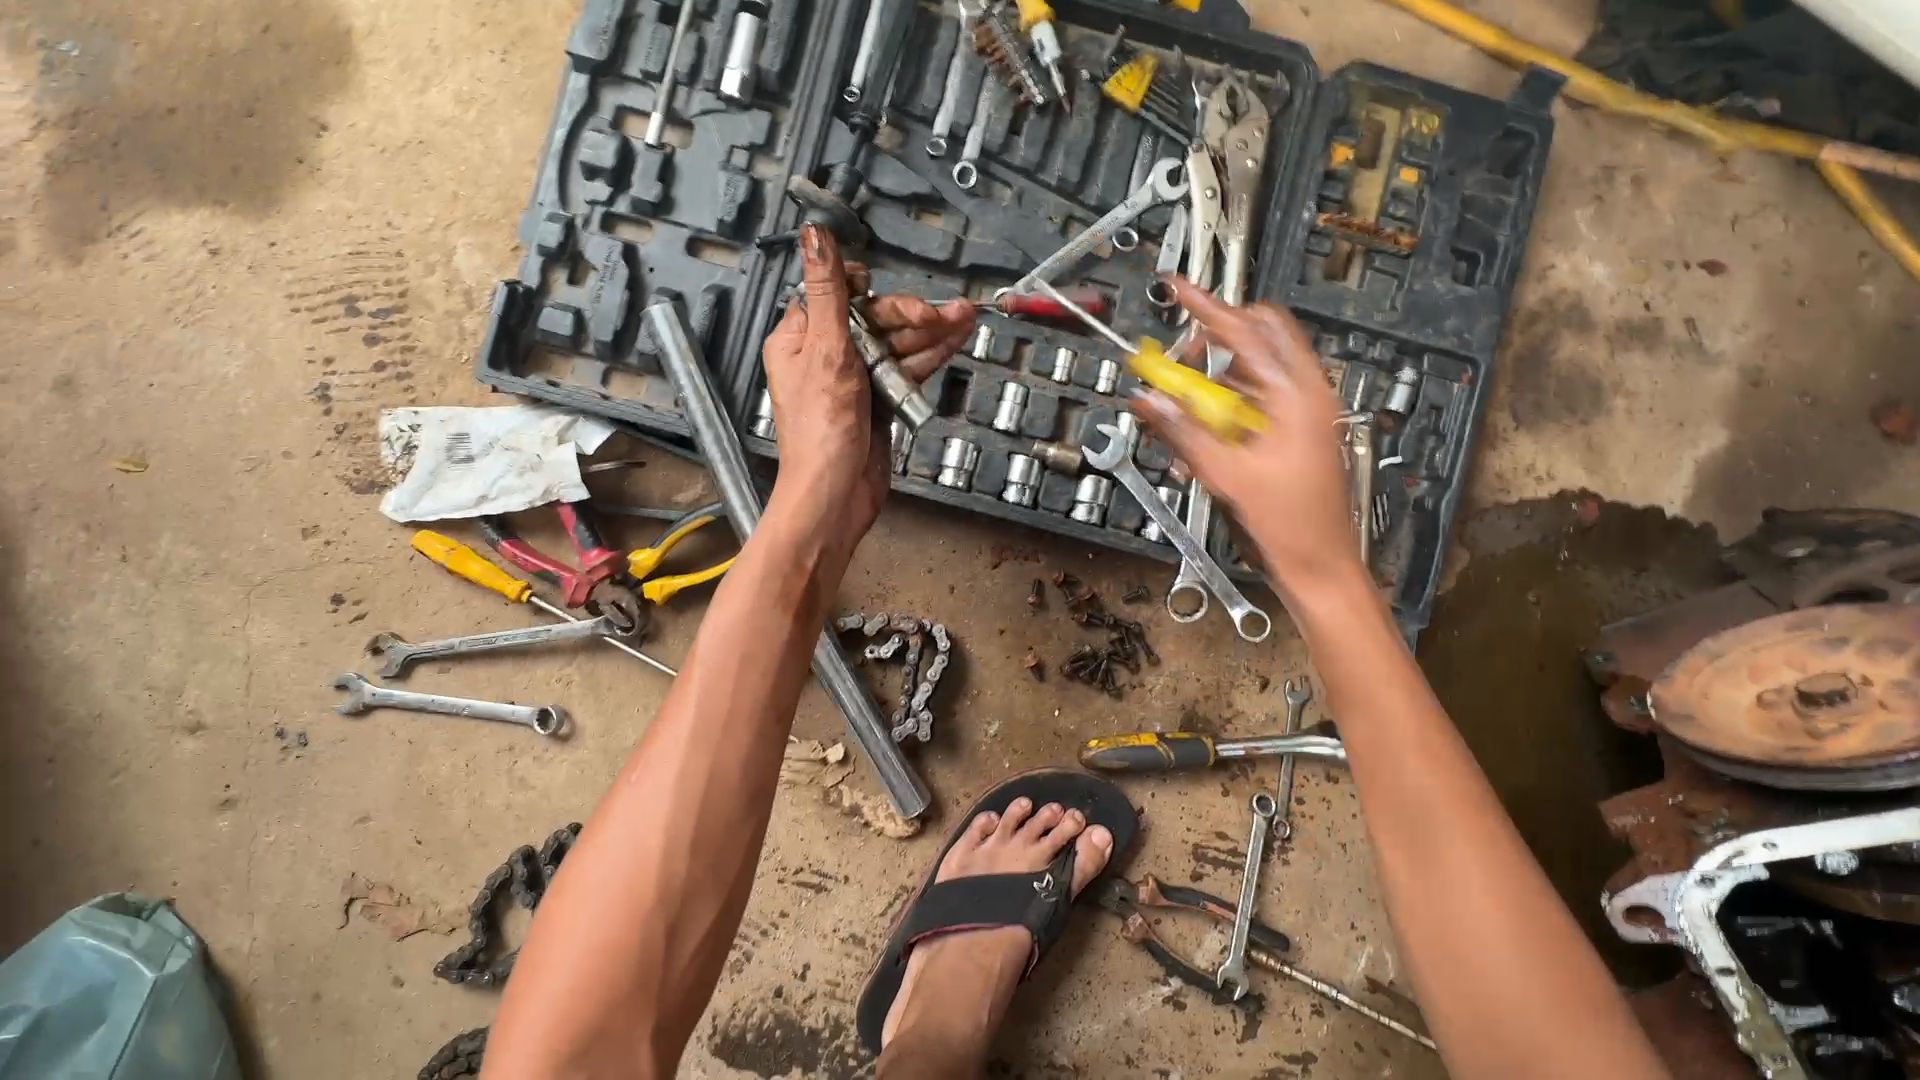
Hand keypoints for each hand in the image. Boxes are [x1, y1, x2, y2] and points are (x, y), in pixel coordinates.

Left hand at [760, 225, 973, 546]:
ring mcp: (854, 380)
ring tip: (964, 318)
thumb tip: (814, 237)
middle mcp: (825, 356)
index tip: (886, 293)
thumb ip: (827, 292)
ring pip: (896, 343)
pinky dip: (929, 356)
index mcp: (799, 339)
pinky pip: (906, 370)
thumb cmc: (820, 432)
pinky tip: (955, 340)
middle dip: (911, 313)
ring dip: (930, 331)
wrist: (836, 494)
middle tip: (944, 312)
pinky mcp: (878, 401)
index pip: (835, 295)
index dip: (865, 289)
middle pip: (873, 318)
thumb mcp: (825, 350)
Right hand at [1133, 277, 1364, 603]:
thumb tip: (1148, 401)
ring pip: (1253, 370)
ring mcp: (1303, 412)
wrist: (1319, 562)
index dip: (1207, 306)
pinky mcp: (1294, 430)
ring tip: (1184, 408)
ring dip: (1216, 381)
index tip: (1179, 288)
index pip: (1246, 330)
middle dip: (1214, 342)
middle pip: (1256, 338)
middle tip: (1180, 360)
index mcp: (1297, 394)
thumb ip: (1182, 431)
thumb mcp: (1225, 474)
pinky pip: (1256, 399)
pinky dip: (1226, 407)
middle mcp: (1305, 394)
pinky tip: (1204, 436)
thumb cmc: (1290, 523)